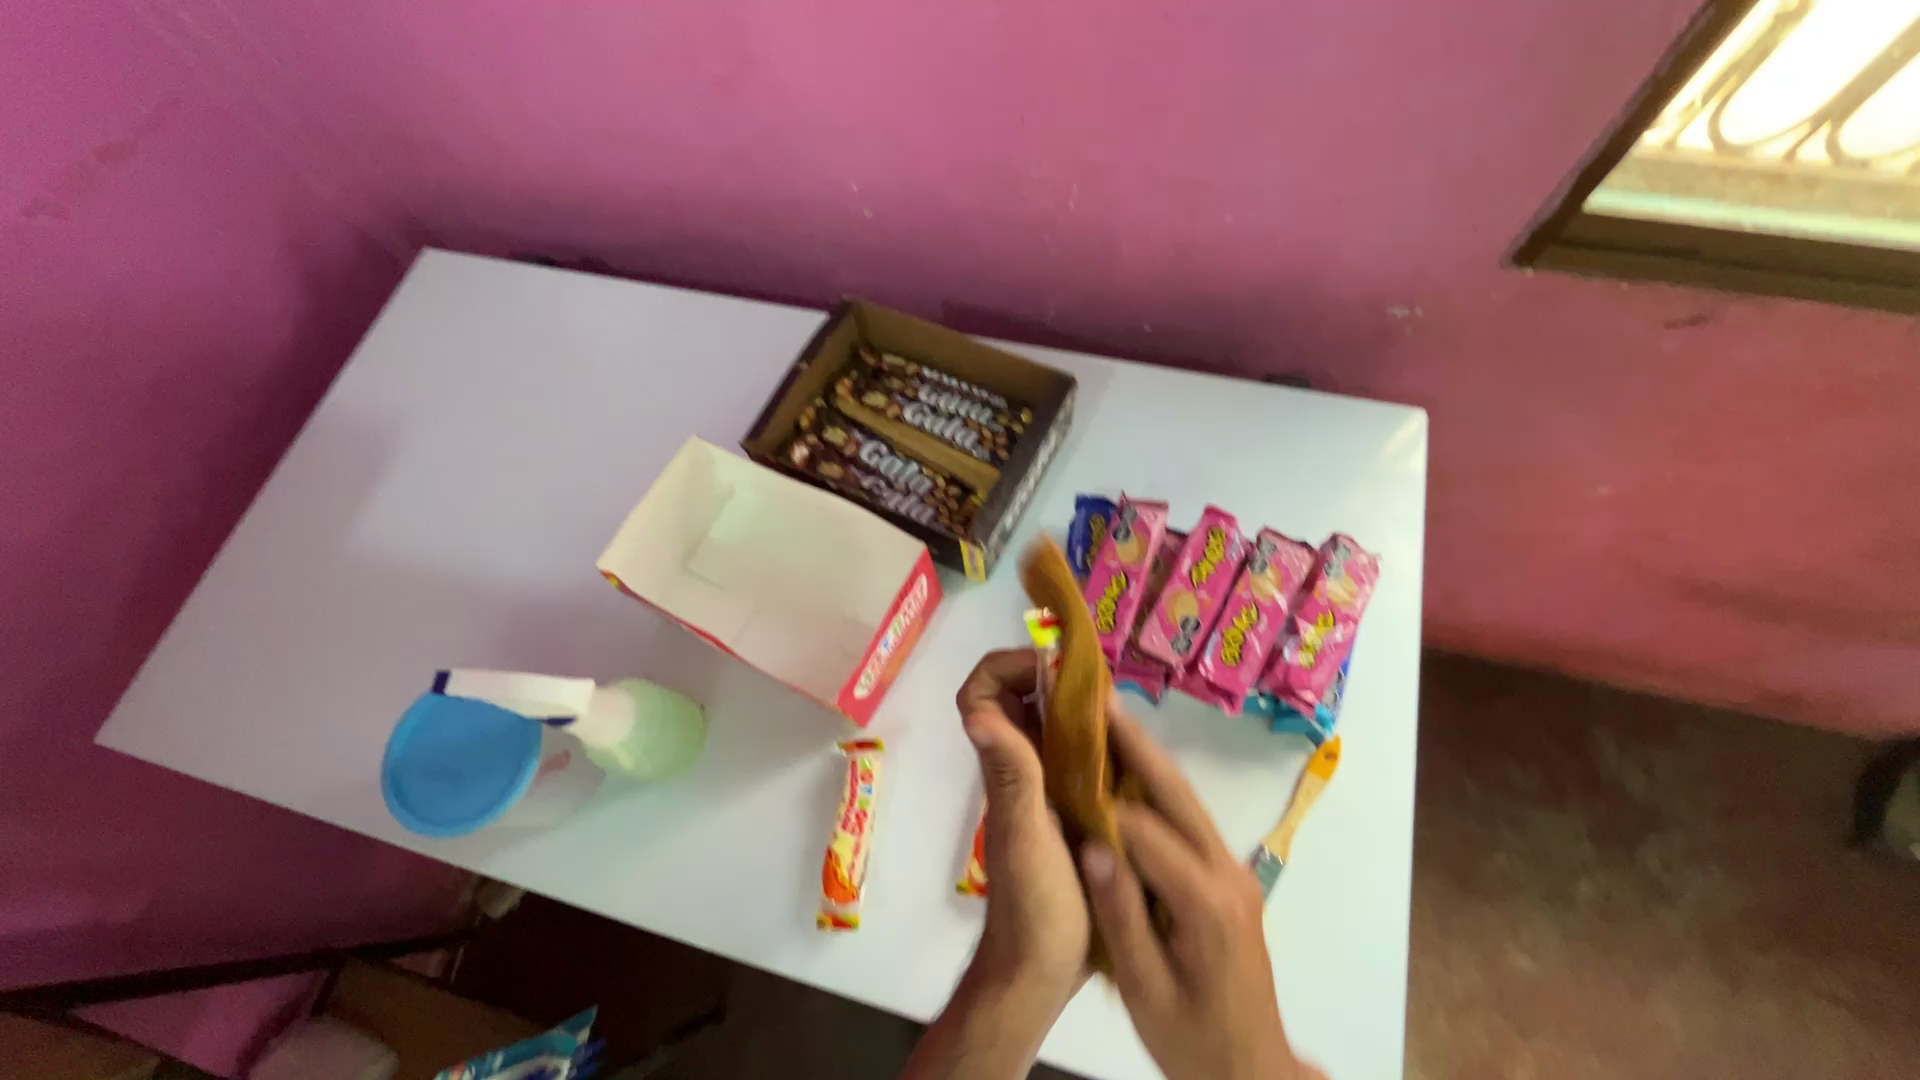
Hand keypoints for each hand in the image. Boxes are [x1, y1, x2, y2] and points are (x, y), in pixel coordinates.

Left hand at [954, 648, 1089, 1013]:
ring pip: (1047, 723)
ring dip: (1075, 704)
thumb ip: (1010, 774)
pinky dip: (1095, 739)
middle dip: (1050, 676)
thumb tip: (974, 711)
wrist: (1043, 968)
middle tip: (1099, 682)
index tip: (1056, 664)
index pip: (981, 692)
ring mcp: (1040, 786)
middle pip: (1017, 698)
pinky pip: (1074, 755)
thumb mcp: (1025, 834)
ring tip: (1119, 706)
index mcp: (1002, 766)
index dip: (1008, 665)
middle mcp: (1016, 766)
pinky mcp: (1066, 807)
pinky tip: (1131, 749)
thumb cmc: (1034, 905)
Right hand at [1080, 698, 1320, 1079]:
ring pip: (1187, 801)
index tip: (1064, 760)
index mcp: (1206, 903)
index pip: (1146, 832)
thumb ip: (1121, 914)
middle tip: (1100, 700)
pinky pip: (1191, 820)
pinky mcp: (1230, 878)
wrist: (1252, 1071)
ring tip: (1112, 720)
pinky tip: (1133, 773)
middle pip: (1177, 795)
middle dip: (1137, 745)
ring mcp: (1235, 872)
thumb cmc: (1191, 1039)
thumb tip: (1092, 844)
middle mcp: (1228, 873)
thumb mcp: (1146, 989)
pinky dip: (1160, 789)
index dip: (1102, 797)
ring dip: (1150, 759)